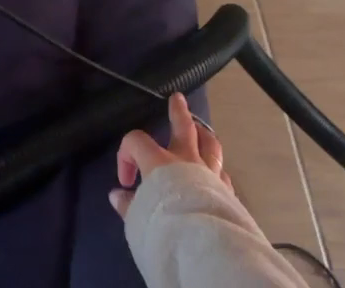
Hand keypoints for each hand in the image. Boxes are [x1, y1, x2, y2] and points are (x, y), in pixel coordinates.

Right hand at [108, 92, 230, 218]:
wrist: (202, 245)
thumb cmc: (163, 225)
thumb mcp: (137, 218)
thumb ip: (128, 205)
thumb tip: (117, 194)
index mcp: (158, 162)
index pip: (136, 141)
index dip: (125, 155)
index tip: (125, 182)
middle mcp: (185, 161)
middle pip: (183, 127)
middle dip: (179, 112)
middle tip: (177, 98)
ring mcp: (210, 175)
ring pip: (210, 146)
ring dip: (204, 135)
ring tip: (201, 129)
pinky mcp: (227, 193)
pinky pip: (223, 174)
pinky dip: (218, 170)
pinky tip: (217, 174)